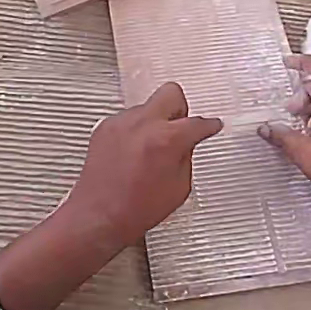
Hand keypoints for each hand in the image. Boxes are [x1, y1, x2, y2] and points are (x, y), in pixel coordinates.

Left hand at [56, 83, 221, 257]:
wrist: (99, 216)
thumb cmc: (135, 209)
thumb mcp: (179, 187)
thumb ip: (186, 156)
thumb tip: (187, 143)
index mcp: (167, 139)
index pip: (197, 122)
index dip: (208, 126)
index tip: (211, 126)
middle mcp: (142, 124)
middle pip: (171, 93)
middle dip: (180, 109)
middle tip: (180, 127)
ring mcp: (121, 124)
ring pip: (146, 107)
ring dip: (153, 122)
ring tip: (150, 150)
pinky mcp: (104, 128)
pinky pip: (127, 120)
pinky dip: (134, 132)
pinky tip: (133, 154)